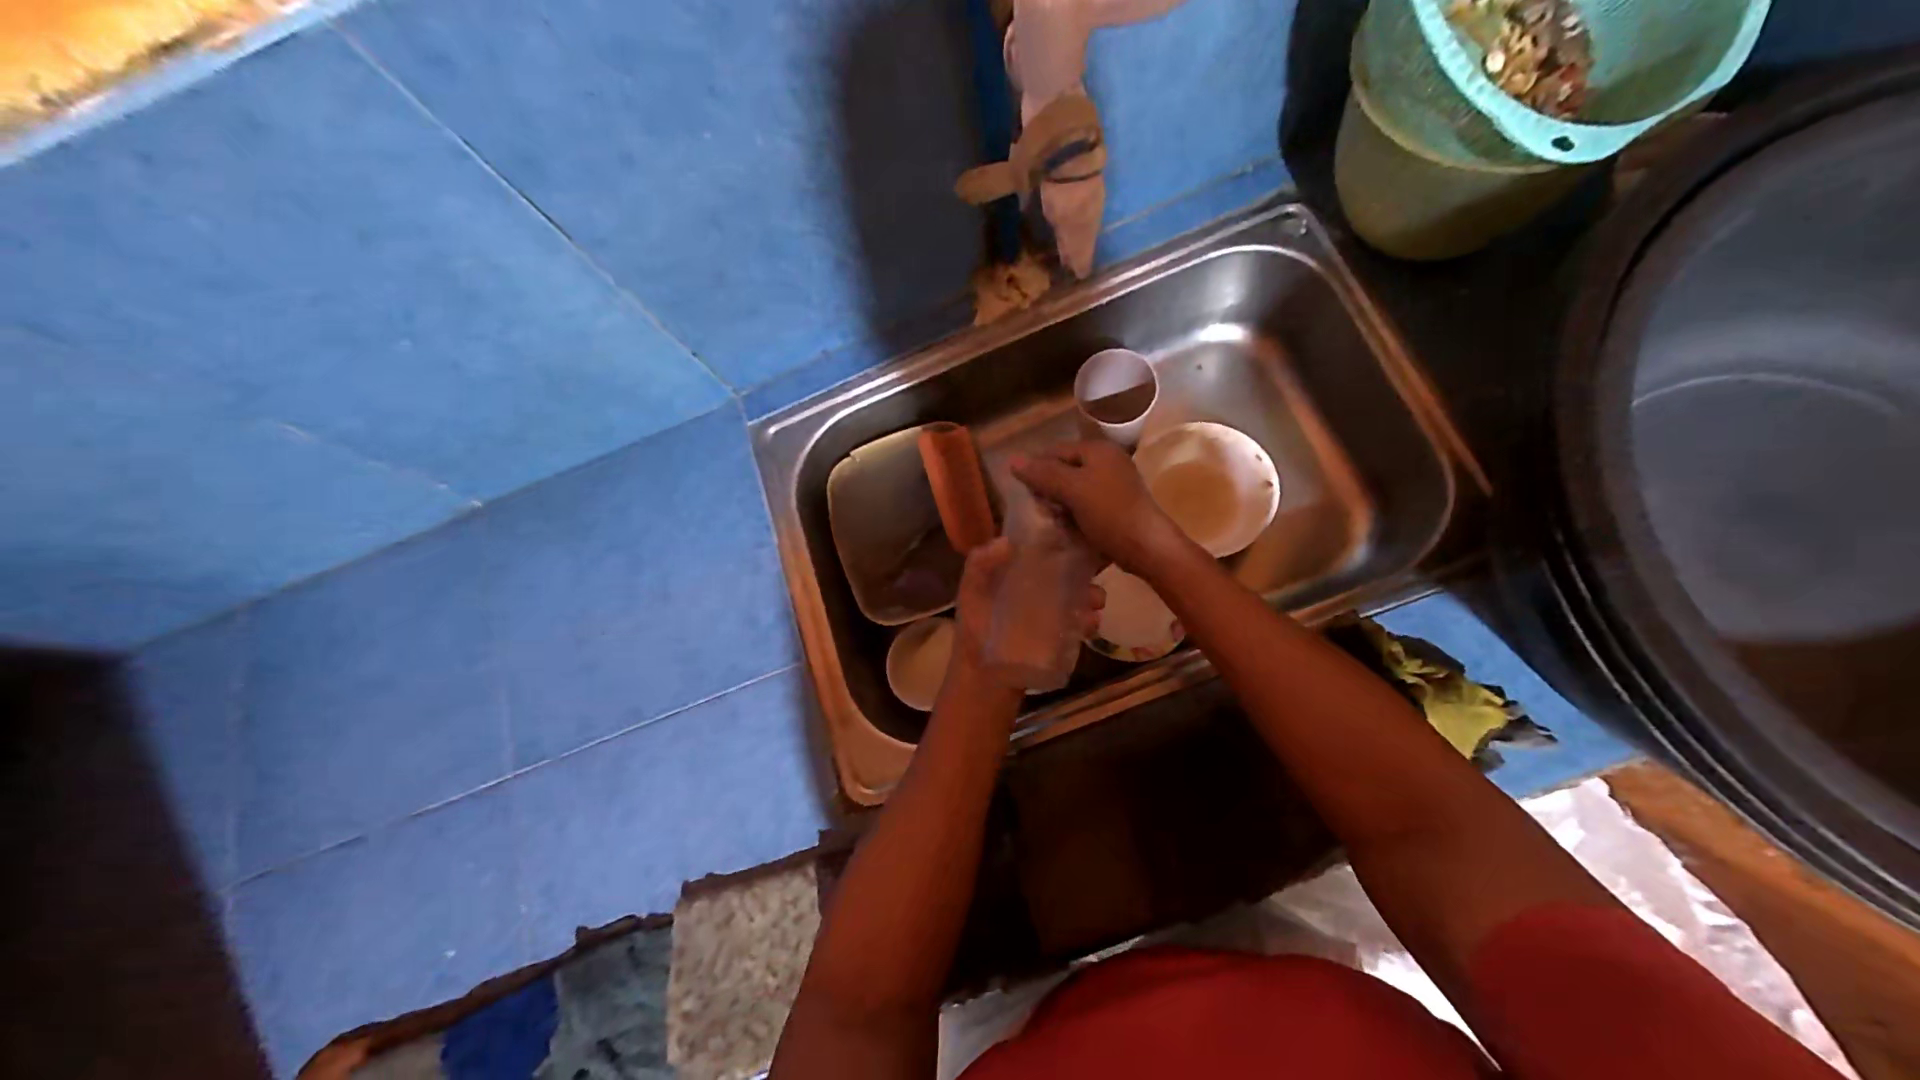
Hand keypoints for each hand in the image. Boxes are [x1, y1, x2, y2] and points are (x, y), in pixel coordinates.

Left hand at [951, 537, 1103, 688]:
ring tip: (1093, 602)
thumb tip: (1007, 541)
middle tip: (1090, 575)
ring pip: (1080, 596)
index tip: (1073, 534)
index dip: (1058, 539)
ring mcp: (1052, 612)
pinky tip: (1090, 623)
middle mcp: (1037, 588)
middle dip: (1083, 570)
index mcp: (1016, 572)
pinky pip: (1082, 623)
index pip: (1042, 548)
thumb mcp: (971, 592)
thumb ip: (980, 564)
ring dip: (1091, 595)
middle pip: (1068, 571)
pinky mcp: (1062, 635)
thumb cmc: (975, 629)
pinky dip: (1090, 620)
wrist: (984, 677)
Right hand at [1010, 440, 1192, 577]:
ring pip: (1072, 490)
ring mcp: (1113, 485)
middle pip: (1063, 470)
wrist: (1148, 548)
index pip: (1054, 451)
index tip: (1030, 497)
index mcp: (1098, 450)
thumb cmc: (1110, 514)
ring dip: (1060, 507)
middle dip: (1049, 491)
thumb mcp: (1073, 490)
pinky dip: (1075, 516)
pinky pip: (1085, 505)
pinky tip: (1071, 531)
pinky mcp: (1115, 507)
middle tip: (1045, 513)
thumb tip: (1012, 459)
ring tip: (1058, 525)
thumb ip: (1043, 474)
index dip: (1037, 471)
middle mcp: (1107, 461)